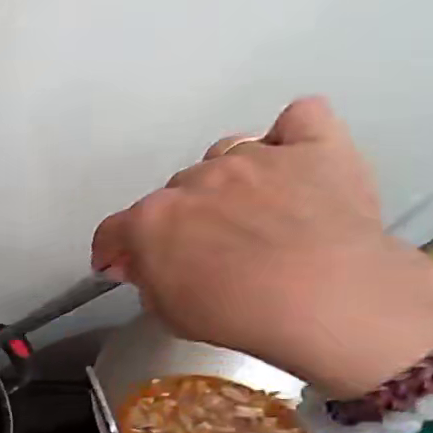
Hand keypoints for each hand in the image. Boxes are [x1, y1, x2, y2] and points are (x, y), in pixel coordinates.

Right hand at [90, 97, 432, 396]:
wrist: (319, 294)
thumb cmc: (234, 311)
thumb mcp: (167, 312)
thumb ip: (144, 279)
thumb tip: (136, 262)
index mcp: (152, 219)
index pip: (114, 228)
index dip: (113, 249)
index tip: (121, 264)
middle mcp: (197, 178)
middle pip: (175, 191)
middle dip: (178, 217)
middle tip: (198, 250)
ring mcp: (256, 155)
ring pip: (227, 154)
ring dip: (226, 179)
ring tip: (248, 213)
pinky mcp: (314, 144)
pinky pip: (296, 120)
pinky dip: (289, 136)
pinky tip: (292, 162)